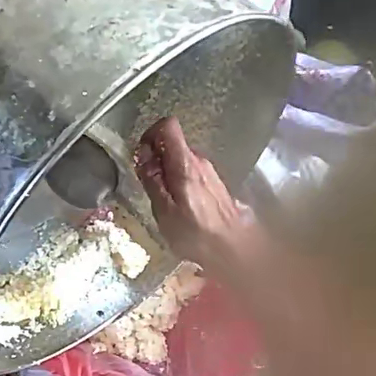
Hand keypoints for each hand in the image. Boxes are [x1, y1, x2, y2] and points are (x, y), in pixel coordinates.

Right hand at [135, 116, 256, 273]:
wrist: (234, 249)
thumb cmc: (196, 234)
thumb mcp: (163, 210)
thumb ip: (152, 181)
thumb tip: (143, 158)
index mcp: (185, 164)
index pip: (168, 126)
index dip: (150, 135)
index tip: (142, 157)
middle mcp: (200, 162)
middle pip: (173, 144)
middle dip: (156, 159)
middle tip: (148, 184)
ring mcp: (210, 172)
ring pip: (182, 160)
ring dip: (167, 173)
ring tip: (163, 199)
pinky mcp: (215, 185)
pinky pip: (192, 173)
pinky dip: (180, 182)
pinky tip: (179, 205)